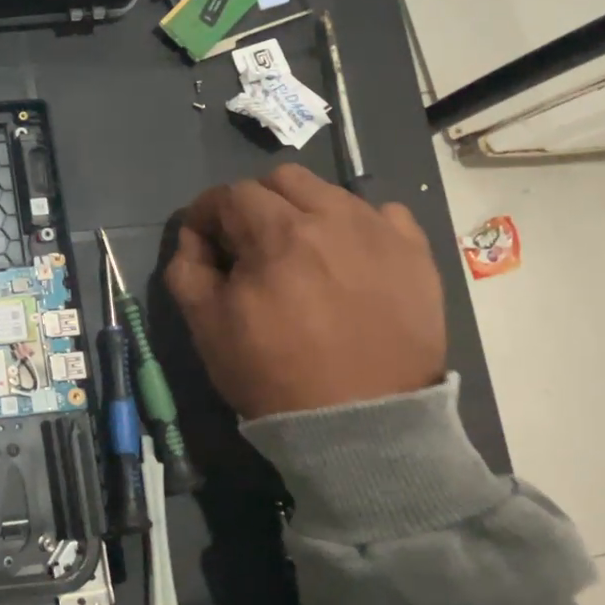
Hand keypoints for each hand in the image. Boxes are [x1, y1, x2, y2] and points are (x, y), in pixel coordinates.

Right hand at [164, 163, 444, 419]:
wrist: (360, 424)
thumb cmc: (272, 374)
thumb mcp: (205, 325)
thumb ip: (187, 268)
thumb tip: (195, 237)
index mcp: (278, 233)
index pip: (231, 194)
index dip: (206, 213)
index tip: (201, 241)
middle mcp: (335, 218)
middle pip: (282, 180)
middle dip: (254, 204)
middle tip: (247, 246)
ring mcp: (382, 233)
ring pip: (331, 193)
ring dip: (302, 212)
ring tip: (298, 256)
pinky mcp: (416, 255)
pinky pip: (380, 216)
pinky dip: (354, 227)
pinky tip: (345, 262)